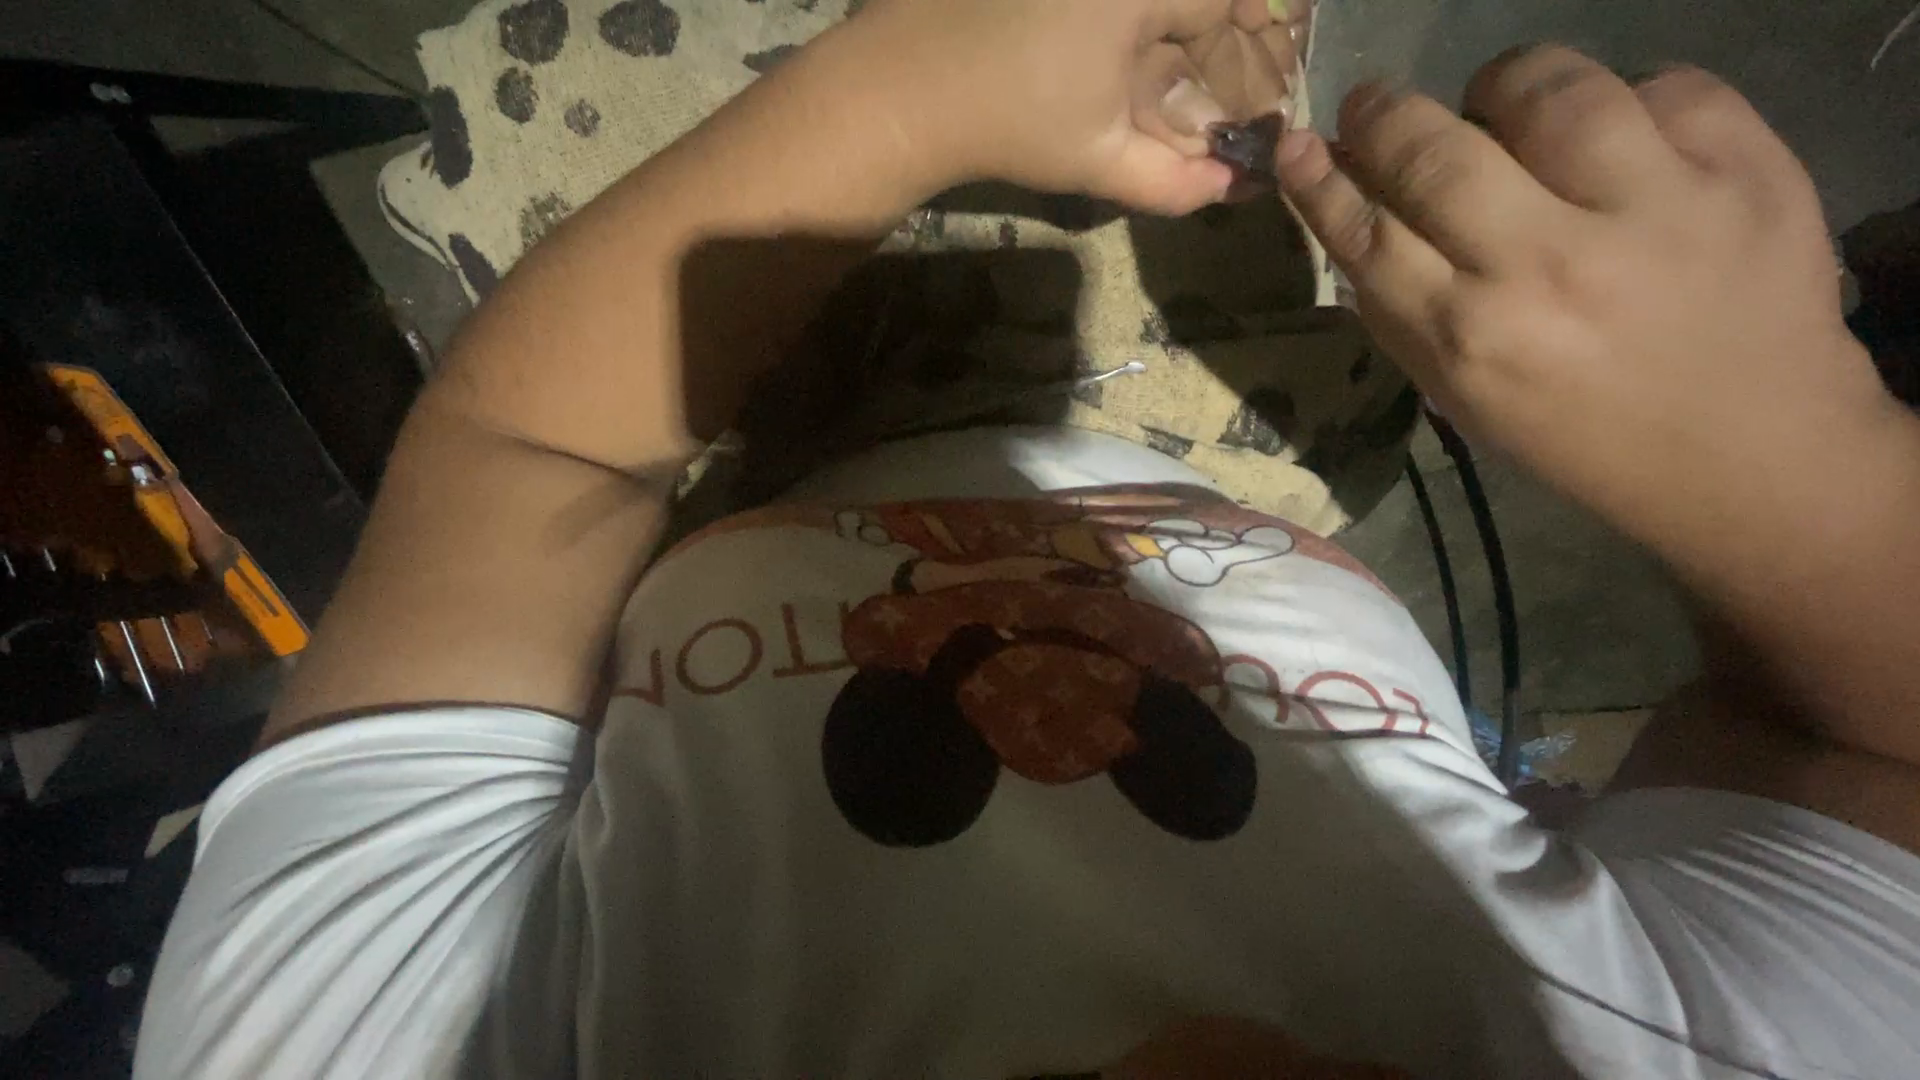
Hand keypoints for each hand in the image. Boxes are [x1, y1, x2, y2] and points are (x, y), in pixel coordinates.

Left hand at [833, 0, 1284, 214]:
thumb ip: (1172, 181)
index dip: (1258, 56)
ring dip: (1188, 29)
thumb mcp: (1098, 160)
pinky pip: (1121, 3)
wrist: (907, 88)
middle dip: (1230, 34)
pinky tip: (1141, 58)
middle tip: (1237, 83)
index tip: (1263, 99)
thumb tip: (1230, 185)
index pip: (1236, 5)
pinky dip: (1140, 24)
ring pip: (1162, 1)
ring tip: (1194, 71)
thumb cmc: (1010, 125)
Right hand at [1274, 46, 1904, 558]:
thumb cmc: (1574, 434)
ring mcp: (1653, 209)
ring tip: (1492, 101)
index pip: (1369, 236)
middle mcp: (1546, 267)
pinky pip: (1661, 86)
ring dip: (1499, 87)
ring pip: (1548, 92)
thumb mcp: (1462, 396)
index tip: (1295, 144)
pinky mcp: (1746, 169)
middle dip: (1385, 117)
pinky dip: (1617, 97)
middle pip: (1436, 157)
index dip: (1321, 182)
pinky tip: (1609, 132)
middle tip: (1370, 103)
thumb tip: (1358, 221)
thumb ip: (1404, 313)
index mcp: (1468, 337)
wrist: (1746, 451)